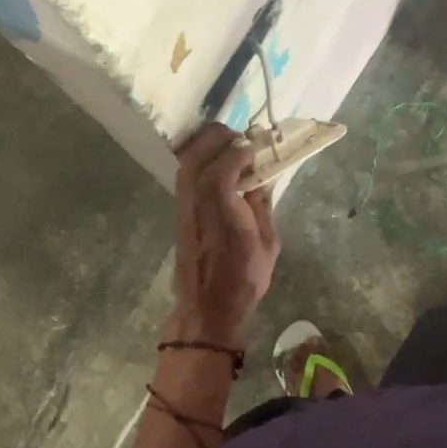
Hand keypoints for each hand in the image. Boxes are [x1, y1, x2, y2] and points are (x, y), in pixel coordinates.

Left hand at [169, 124, 279, 346]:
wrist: (207, 309)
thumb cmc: (243, 281)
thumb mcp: (268, 244)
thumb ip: (262, 205)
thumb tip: (261, 175)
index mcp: (224, 213)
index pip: (224, 167)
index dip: (240, 150)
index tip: (257, 145)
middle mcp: (197, 204)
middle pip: (198, 156)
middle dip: (220, 139)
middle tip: (242, 140)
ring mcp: (183, 206)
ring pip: (187, 162)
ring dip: (208, 146)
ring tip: (232, 148)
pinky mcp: (179, 211)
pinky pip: (186, 175)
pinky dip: (200, 160)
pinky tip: (219, 165)